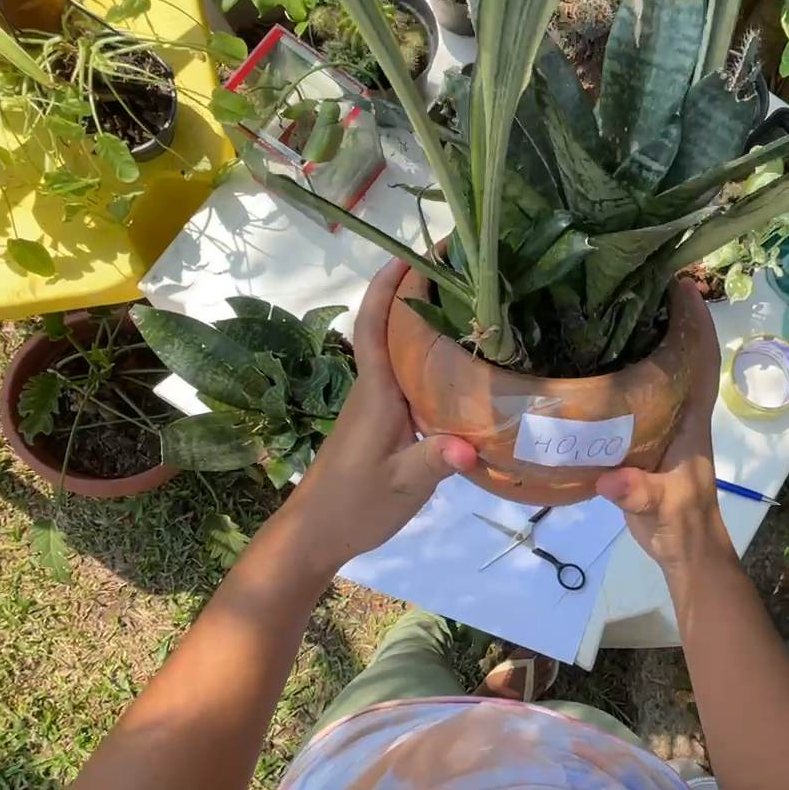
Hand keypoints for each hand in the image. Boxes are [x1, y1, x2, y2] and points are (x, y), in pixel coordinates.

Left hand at [278, 260, 476, 574]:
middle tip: (458, 275)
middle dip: (415, 295)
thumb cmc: (354, 504)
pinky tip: (458, 369)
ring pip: (399, 354)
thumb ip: (435, 462)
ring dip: (422, 326)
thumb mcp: (402, 485)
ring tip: (467, 310)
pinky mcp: (383, 423)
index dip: (388, 289)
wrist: (317, 533)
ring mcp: (377, 407)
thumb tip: (472, 446)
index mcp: (376, 395)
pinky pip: (406, 378)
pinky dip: (427, 360)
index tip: (411, 256)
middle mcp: (375, 391)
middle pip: (390, 330)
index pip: (375, 328)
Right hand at [593, 281, 729, 577]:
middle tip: (630, 285)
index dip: (696, 322)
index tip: (681, 284)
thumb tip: (610, 478)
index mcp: (690, 420)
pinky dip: (621, 377)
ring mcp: (663, 426)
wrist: (685, 551)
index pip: (701, 360)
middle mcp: (679, 414)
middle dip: (664, 319)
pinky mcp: (645, 441)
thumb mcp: (659, 508)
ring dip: (643, 343)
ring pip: (658, 374)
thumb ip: (638, 493)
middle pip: (679, 356)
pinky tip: (592, 367)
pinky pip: (636, 398)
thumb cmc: (680, 525)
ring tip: (607, 311)